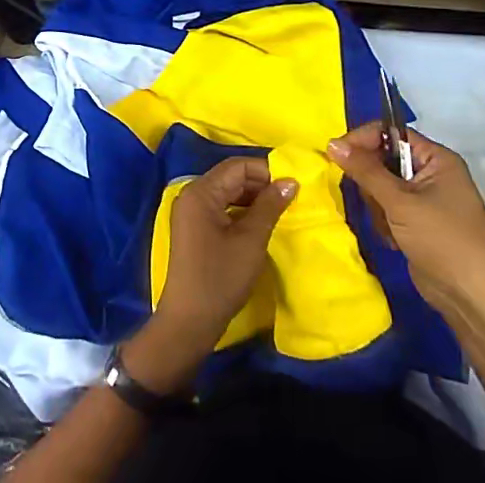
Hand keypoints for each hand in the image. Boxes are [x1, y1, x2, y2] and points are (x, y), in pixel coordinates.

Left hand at [135, 157, 296, 384]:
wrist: (191, 318)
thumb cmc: (221, 276)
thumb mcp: (251, 240)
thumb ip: (270, 207)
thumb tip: (290, 181)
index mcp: (201, 192)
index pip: (236, 166)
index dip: (265, 171)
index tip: (293, 183)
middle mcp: (192, 194)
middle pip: (230, 176)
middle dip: (260, 183)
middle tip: (290, 197)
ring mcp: (191, 211)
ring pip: (226, 191)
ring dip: (252, 197)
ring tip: (280, 208)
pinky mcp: (194, 226)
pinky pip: (220, 206)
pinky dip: (241, 209)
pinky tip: (260, 221)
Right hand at [326, 126, 484, 317]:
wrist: (475, 298)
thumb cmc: (443, 240)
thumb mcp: (400, 202)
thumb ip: (365, 171)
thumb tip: (331, 143)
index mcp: (436, 159)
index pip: (391, 133)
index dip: (362, 140)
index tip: (336, 155)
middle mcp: (431, 174)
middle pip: (383, 159)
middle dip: (371, 181)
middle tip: (374, 201)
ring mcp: (424, 200)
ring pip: (380, 186)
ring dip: (377, 206)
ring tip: (389, 227)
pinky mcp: (417, 223)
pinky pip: (387, 208)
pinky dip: (384, 222)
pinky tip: (393, 240)